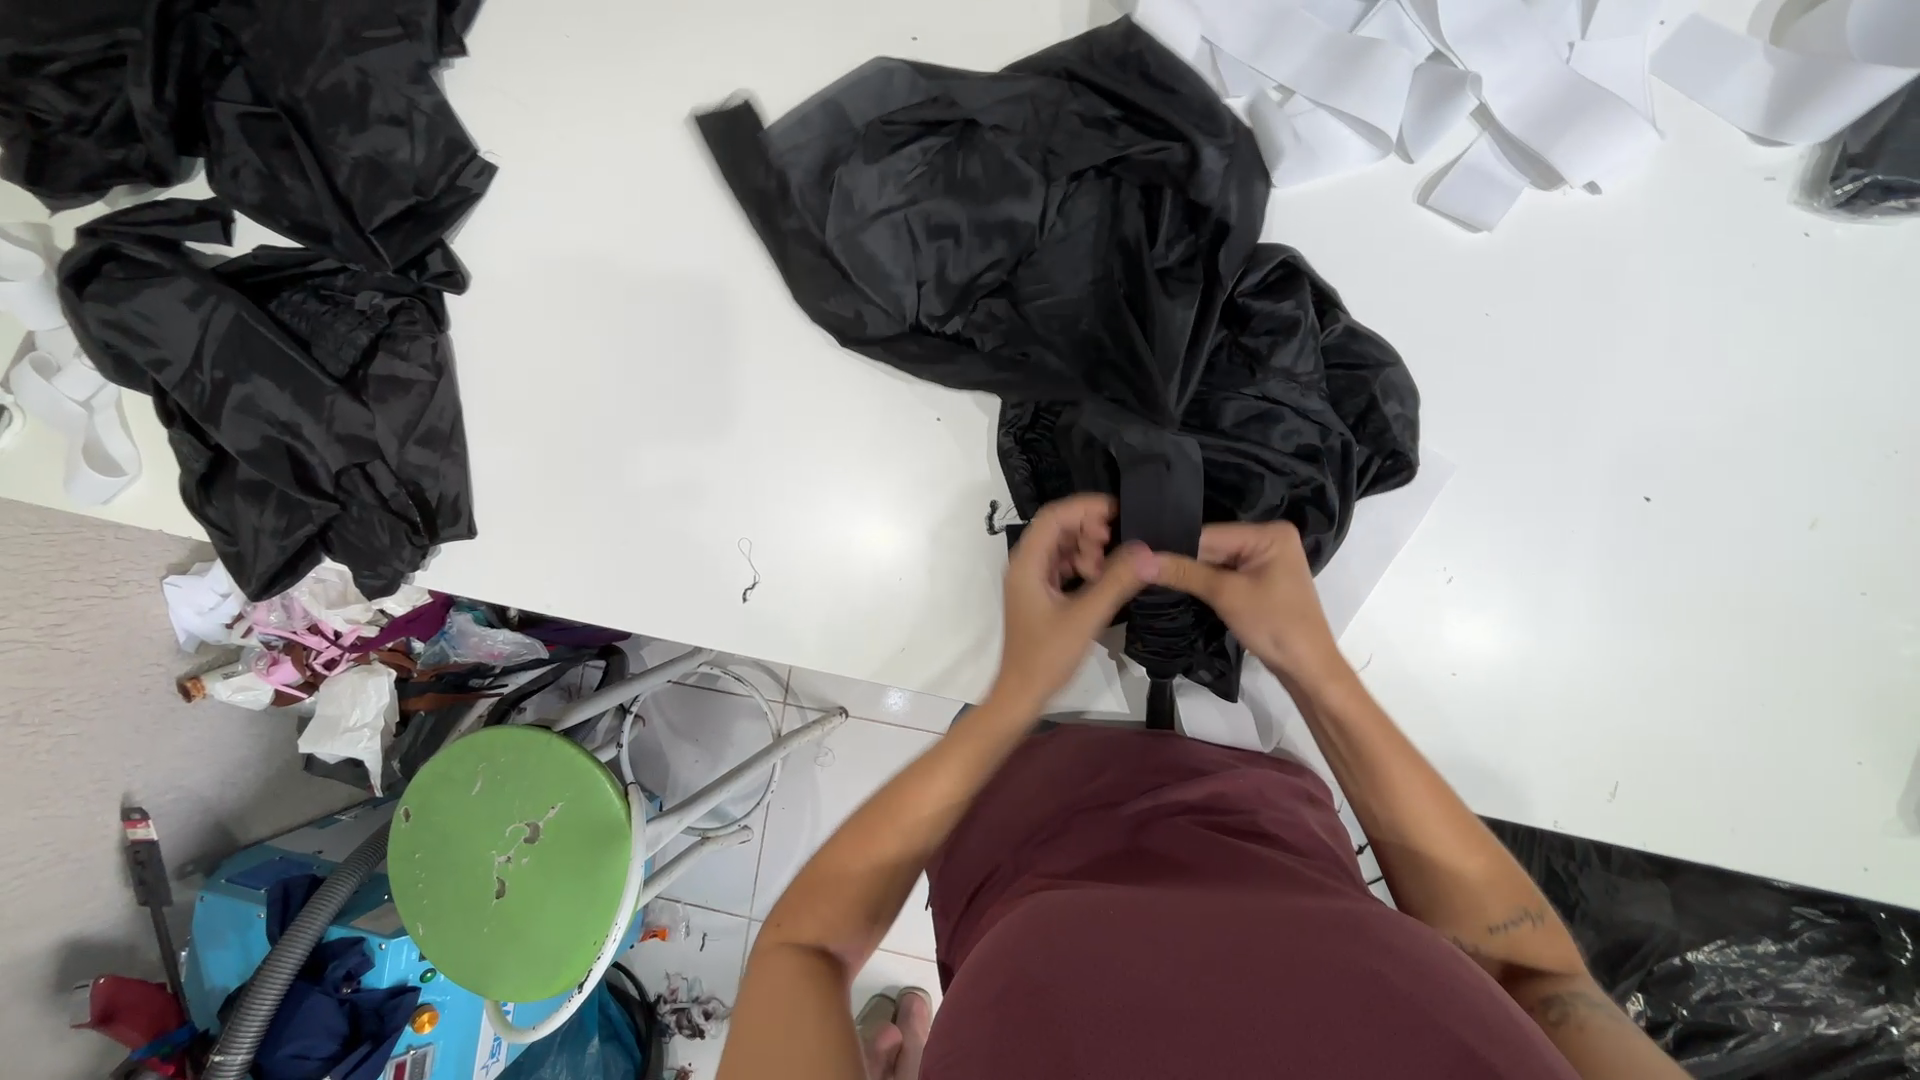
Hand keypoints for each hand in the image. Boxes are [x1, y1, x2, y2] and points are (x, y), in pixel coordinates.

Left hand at [991, 494, 1157, 713]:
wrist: (1022, 693)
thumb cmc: (1046, 657)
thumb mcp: (1085, 617)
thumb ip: (1115, 582)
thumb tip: (1147, 553)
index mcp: (1027, 564)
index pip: (1054, 516)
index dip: (1086, 508)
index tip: (1118, 512)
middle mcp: (1025, 565)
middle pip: (1057, 528)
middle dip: (1089, 529)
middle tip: (1114, 544)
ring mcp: (1031, 580)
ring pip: (1061, 547)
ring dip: (1087, 548)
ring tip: (1108, 566)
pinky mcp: (1039, 595)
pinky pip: (1062, 566)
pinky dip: (1083, 566)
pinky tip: (1101, 579)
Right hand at [1153, 521, 1345, 685]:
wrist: (1307, 667)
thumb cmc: (1274, 626)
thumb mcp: (1226, 595)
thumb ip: (1184, 573)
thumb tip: (1141, 560)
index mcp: (1270, 533)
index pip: (1209, 534)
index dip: (1175, 546)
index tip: (1139, 556)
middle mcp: (1269, 538)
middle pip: (1212, 546)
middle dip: (1183, 560)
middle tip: (1141, 567)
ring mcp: (1265, 559)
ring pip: (1215, 561)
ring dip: (1191, 572)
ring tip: (1151, 576)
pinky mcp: (1260, 578)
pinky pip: (1225, 573)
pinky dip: (1206, 582)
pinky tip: (1179, 586)